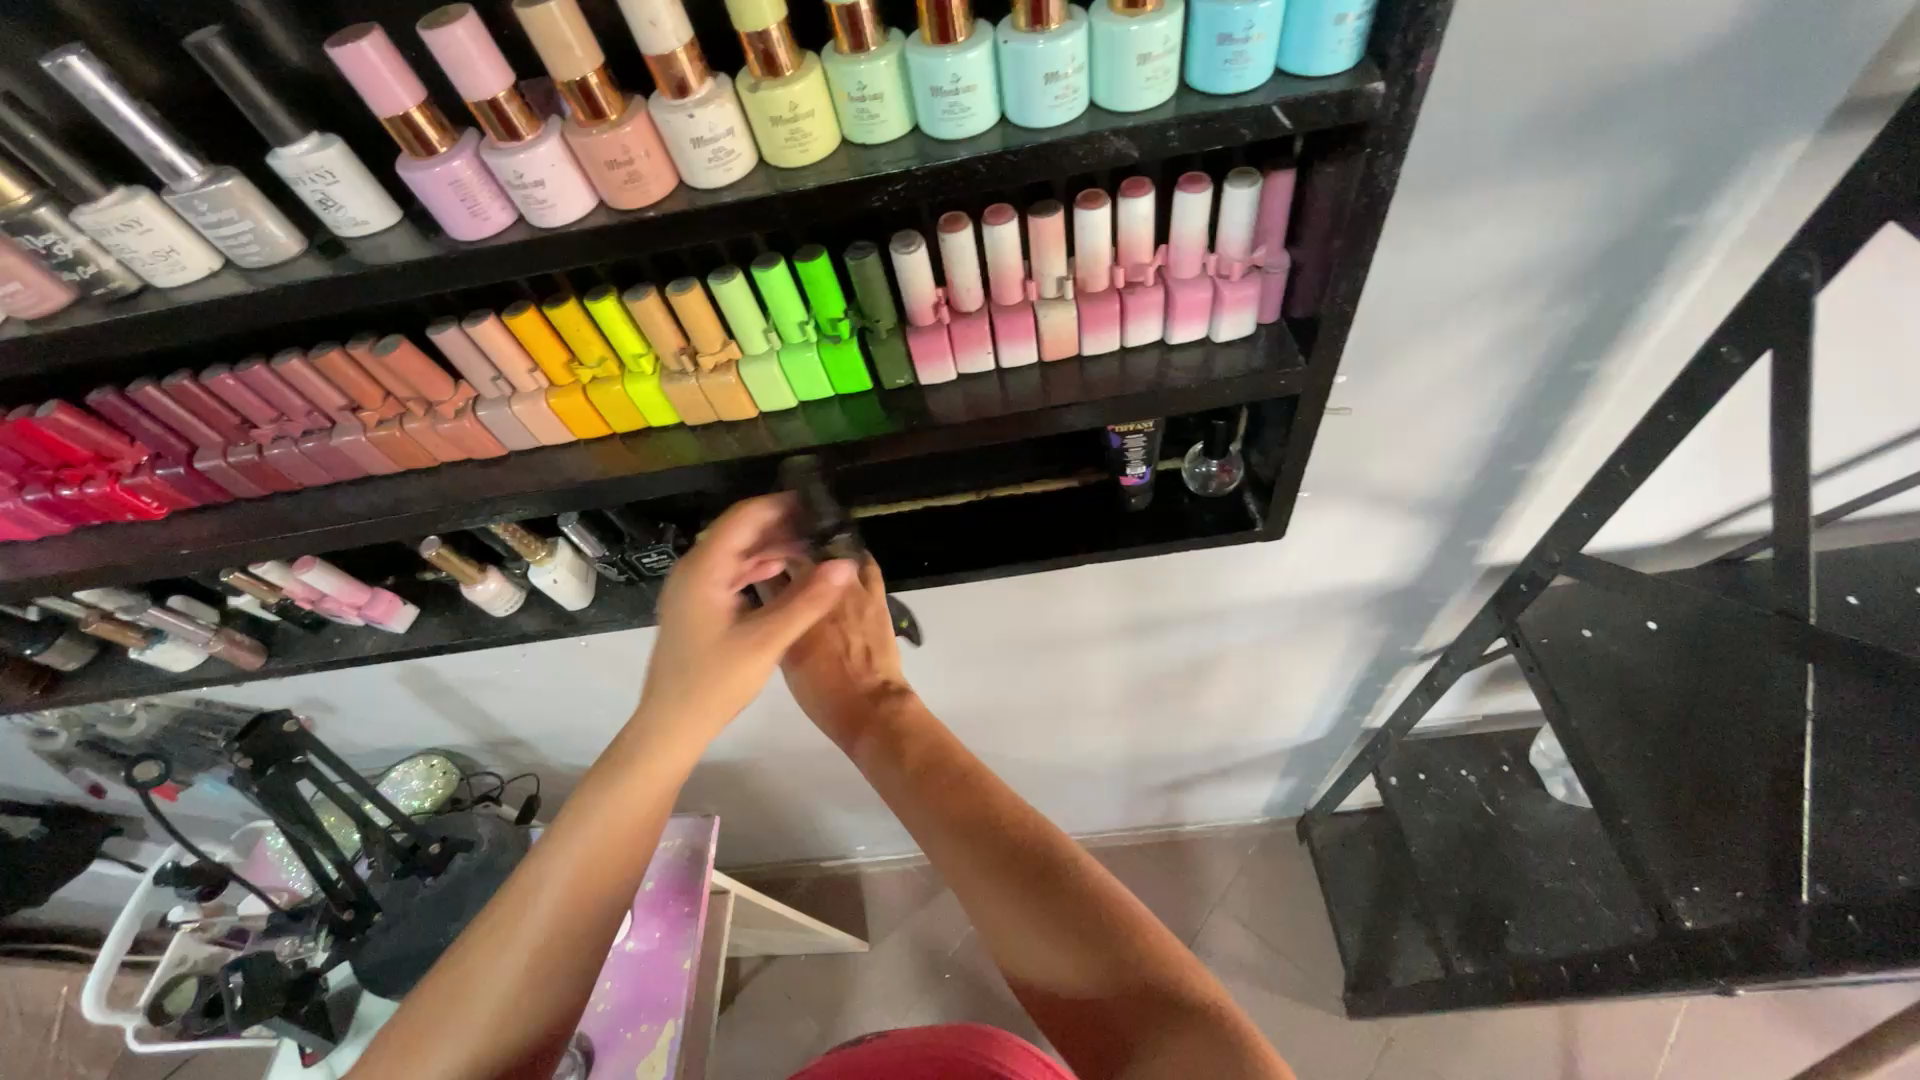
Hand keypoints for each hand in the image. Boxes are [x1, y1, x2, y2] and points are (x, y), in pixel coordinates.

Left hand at [637, 495, 854, 735]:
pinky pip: (729, 573)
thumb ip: (808, 600)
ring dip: (771, 547)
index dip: (781, 506)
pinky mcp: (697, 606)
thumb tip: (846, 564)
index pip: (744, 518)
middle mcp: (694, 570)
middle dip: (780, 525)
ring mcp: (692, 588)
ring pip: (735, 552)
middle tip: (823, 526)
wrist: (671, 725)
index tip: (818, 503)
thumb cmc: (714, 682)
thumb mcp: (767, 641)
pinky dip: (757, 568)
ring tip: (812, 547)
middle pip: (739, 531)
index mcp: (704, 569)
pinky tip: (783, 572)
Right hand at [781, 555, 914, 750]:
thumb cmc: (821, 691)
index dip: (762, 570)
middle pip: (797, 558)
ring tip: (813, 552)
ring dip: (820, 551)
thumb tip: (775, 609)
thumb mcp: (786, 660)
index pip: (768, 577)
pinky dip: (856, 558)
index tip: (759, 567)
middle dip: (787, 555)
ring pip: (830, 554)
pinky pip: (866, 564)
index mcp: (789, 609)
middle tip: (783, 556)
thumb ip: (779, 627)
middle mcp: (816, 590)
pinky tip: (849, 558)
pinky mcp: (875, 594)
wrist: (867, 703)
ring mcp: (848, 588)